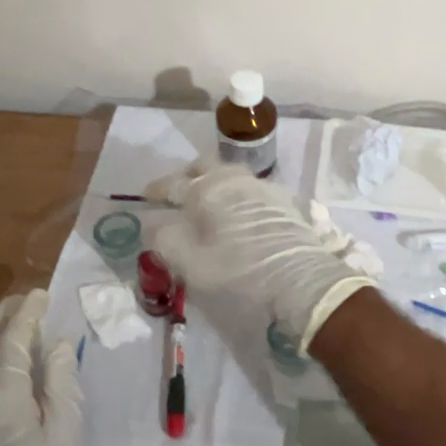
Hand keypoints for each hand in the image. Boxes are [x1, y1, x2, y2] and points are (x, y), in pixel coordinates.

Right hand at [147, 159, 376, 350]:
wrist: (298, 278)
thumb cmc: (237, 269)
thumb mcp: (189, 261)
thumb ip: (164, 236)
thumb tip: (152, 220)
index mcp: (206, 189)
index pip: (172, 183)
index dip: (156, 190)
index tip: (146, 197)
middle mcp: (233, 179)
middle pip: (204, 167)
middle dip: (187, 176)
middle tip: (178, 193)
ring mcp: (261, 187)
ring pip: (230, 174)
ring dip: (214, 183)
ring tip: (207, 203)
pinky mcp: (282, 201)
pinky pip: (250, 189)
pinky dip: (236, 195)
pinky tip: (237, 214)